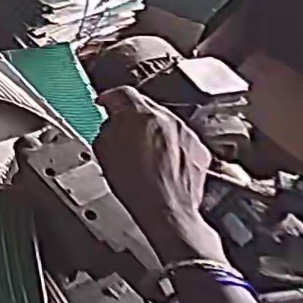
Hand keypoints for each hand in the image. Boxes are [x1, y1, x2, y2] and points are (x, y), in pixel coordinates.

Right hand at [94, 87, 225, 262]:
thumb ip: (106, 128)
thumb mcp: (103, 150)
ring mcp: (186, 134)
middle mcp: (168, 120)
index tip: (104, 103)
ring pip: (163, 121)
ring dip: (150, 129)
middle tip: (118, 126)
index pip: (122, 93)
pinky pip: (179, 137)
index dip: (109, 97)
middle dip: (130, 114)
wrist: (166, 209)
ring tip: (137, 148)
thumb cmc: (134, 184)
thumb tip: (111, 121)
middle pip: (145, 105)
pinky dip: (167, 143)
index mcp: (140, 116)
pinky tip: (156, 159)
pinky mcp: (199, 149)